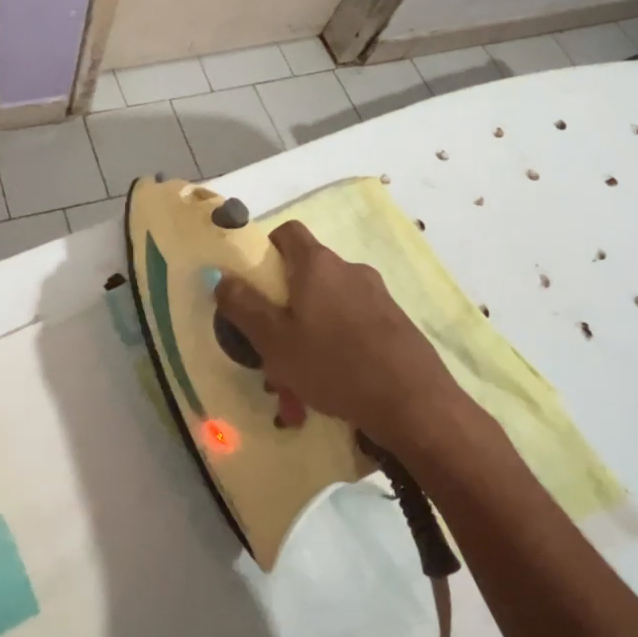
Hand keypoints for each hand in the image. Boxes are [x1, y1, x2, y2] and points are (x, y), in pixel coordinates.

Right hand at [215, 221, 473, 456]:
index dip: (265, 250)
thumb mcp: (273, 340)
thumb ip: (243, 306)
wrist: (414, 404)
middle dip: (283, 310)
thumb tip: (222, 277)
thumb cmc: (333, 364)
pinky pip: (352, 329)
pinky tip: (330, 390)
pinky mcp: (395, 325)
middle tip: (269, 349)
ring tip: (297, 384)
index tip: (253, 284)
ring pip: (328, 308)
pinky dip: (336, 351)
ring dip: (308, 337)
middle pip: (306, 276)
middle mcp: (349, 270)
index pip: (287, 232)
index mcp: (317, 264)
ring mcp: (377, 297)